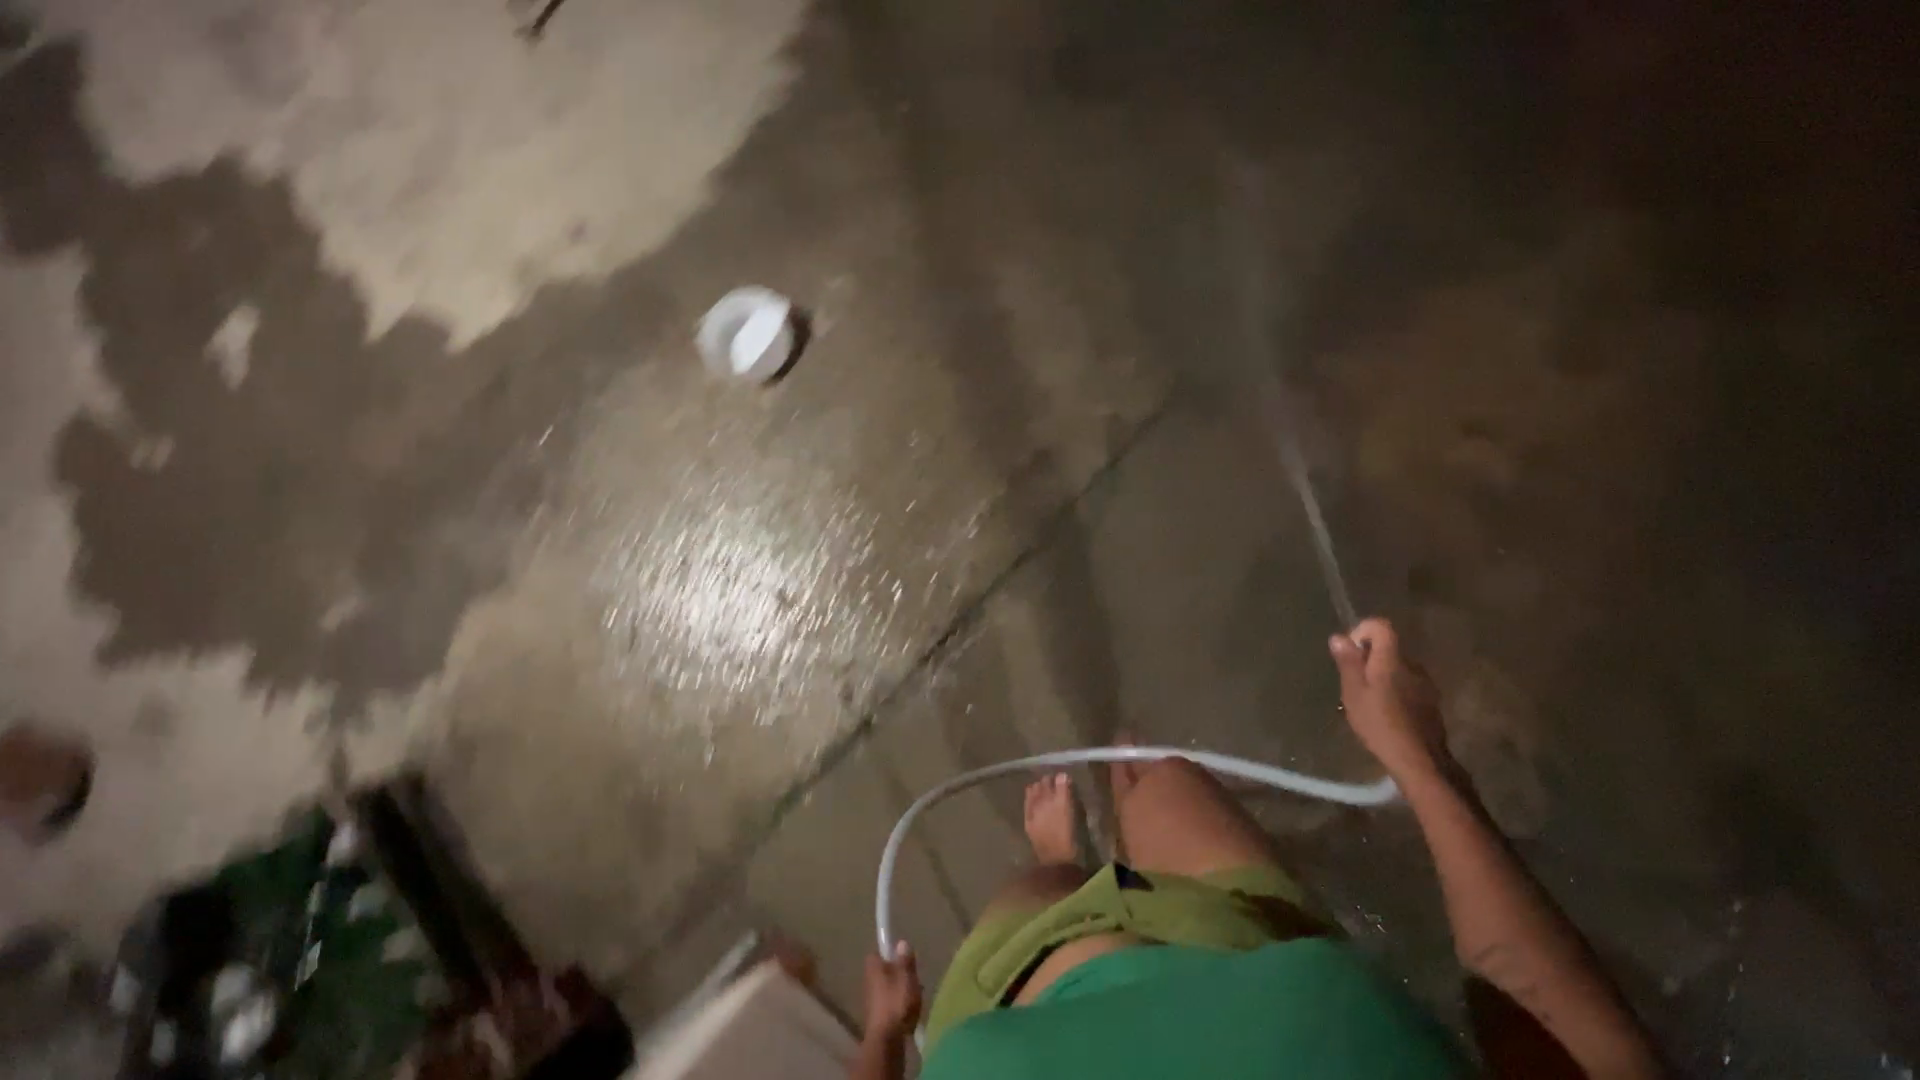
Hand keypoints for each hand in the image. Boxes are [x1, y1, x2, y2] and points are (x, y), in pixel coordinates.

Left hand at [862, 942, 921, 1039]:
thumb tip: (901, 942)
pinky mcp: (876, 1016)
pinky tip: (910, 1012)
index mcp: (873, 968)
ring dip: (901, 991)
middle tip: (914, 980)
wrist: (886, 1039)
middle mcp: (868, 981)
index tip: (903, 959)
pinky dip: (899, 1005)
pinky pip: (890, 1003)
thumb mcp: (906, 977)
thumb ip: (904, 960)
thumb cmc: (897, 1002)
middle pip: (884, 972)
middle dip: (899, 974)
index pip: (877, 954)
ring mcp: (871, 1000)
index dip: (889, 954)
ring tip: (916, 998)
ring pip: (888, 988)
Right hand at [1330, 618, 1450, 784]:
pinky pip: (1408, 684)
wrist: (1420, 759)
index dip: (1362, 631)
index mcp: (1392, 660)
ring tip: (1368, 703)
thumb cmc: (1380, 724)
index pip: (1381, 626)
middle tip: (1353, 685)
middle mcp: (1412, 665)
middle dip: (1368, 659)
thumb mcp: (1354, 693)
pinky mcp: (1431, 700)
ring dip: (1382, 676)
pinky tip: (1386, 714)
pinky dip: (1394, 690)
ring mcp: (1426, 683)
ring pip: (1398, 668)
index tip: (1350, 654)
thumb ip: (1348, 663)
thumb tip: (1339, 636)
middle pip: (1389, 648)